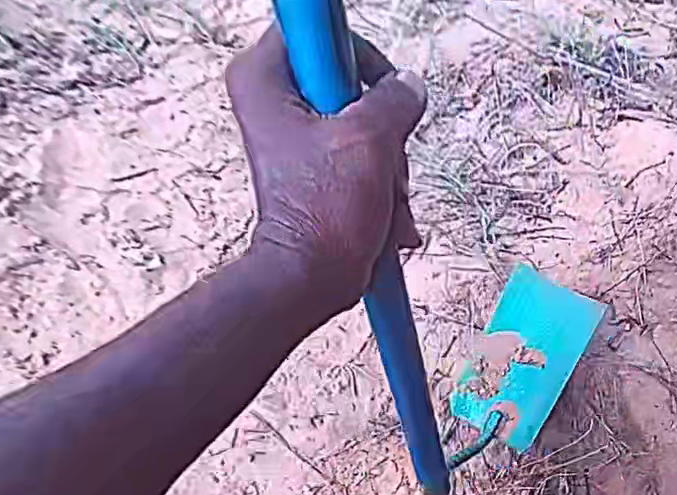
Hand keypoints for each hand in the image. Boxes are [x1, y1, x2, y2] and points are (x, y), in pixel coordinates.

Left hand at [226, 27, 426, 298]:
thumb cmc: (328, 212)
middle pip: (352, 92)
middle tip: (384, 167)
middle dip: (383, 136)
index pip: (321, 35)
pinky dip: (385, 192)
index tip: (383, 95)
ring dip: (391, 172)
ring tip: (387, 202)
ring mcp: (301, 144)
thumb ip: (394, 102)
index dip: (362, 60)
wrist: (318, 278)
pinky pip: (367, 166)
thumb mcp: (369, 142)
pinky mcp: (321, 176)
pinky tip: (388, 217)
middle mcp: (276, 105)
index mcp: (265, 80)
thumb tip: (410, 85)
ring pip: (367, 134)